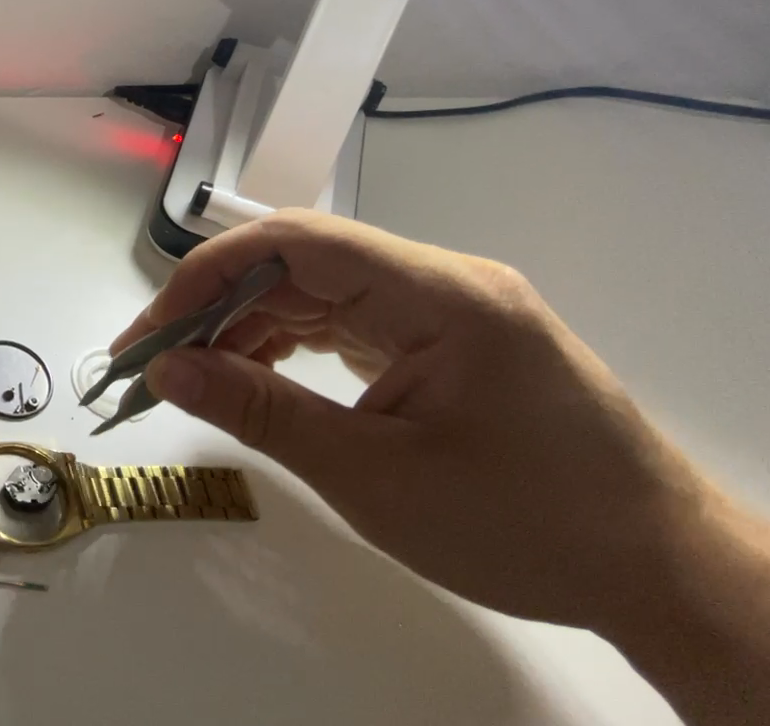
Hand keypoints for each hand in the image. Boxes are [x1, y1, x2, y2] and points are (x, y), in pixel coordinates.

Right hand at [127, 210, 769, 722]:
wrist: (667, 577)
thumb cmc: (527, 530)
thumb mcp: (372, 476)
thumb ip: (259, 411)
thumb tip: (165, 370)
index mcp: (441, 295)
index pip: (295, 244)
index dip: (206, 275)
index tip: (152, 334)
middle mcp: (442, 280)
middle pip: (297, 263)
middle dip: (213, 306)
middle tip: (153, 361)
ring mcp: (444, 305)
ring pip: (312, 288)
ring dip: (243, 325)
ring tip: (191, 374)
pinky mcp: (442, 334)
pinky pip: (340, 317)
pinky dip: (284, 342)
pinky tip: (249, 375)